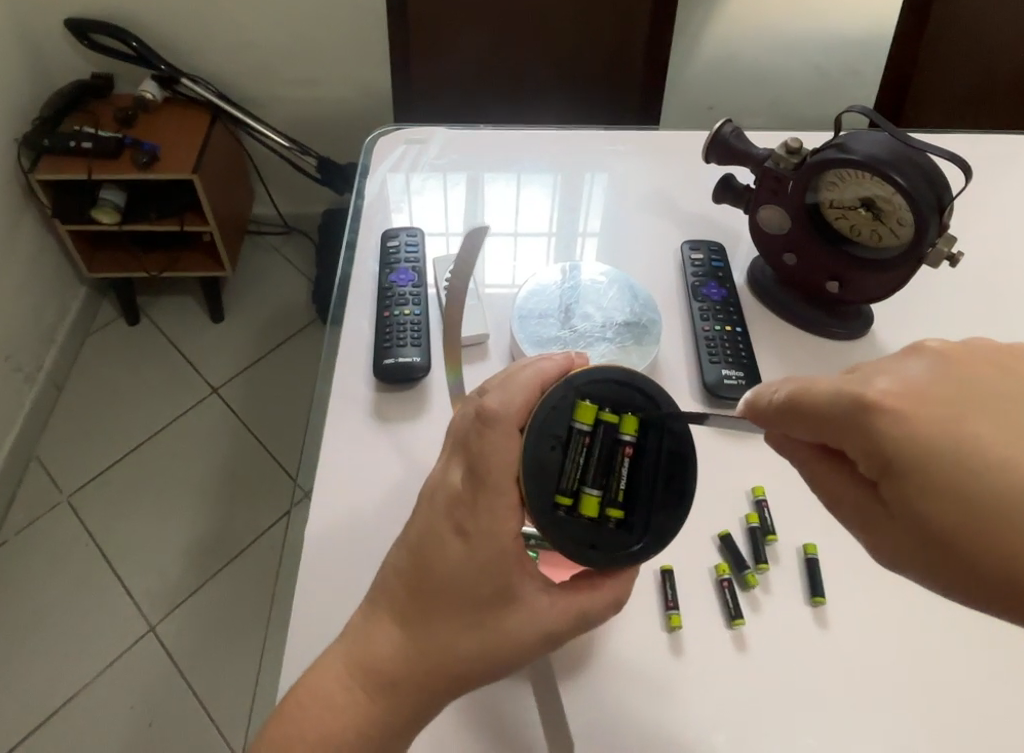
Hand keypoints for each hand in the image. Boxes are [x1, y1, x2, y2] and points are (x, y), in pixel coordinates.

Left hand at [337, 352, 637, 716]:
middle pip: (483, 399)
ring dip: (510, 385)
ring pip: (468, 411)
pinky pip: (464, 432)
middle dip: (530, 370)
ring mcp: (439, 482)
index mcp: (480, 503)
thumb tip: (633, 562)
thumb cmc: (462, 640)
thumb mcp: (544, 627)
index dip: (535, 377)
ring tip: (558, 388)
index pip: (497, 416)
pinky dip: (496, 409)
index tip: (577, 367)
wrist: (390, 657)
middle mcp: (455, 479)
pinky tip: (526, 428)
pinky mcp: (435, 492)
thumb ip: (598, 595)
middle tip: (580, 371)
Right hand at [735, 338, 1023, 661]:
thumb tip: (790, 429)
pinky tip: (1019, 457)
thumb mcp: (890, 539)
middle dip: (851, 426)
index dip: (765, 412)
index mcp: (874, 407)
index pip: (788, 397)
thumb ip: (821, 474)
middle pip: (852, 388)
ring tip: (972, 477)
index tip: (759, 423)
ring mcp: (984, 353)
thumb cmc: (1008, 567)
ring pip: (912, 378)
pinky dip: (968, 407)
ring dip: (912, 414)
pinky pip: (971, 376)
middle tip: (900, 489)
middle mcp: (920, 360)